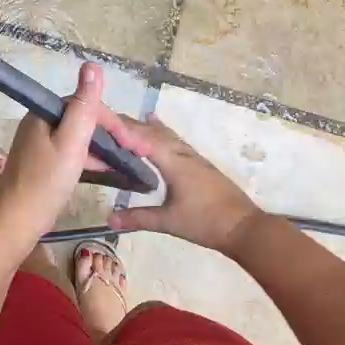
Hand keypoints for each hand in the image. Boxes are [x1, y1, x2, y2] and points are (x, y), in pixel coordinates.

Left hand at [0, 63, 124, 231]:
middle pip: (81, 118)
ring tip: (122, 162)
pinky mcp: (41, 162)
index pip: (85, 103)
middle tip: (131, 154)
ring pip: (76, 136)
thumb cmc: (46, 182)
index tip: (130, 142)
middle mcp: (39, 122)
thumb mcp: (71, 142)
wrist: (16, 221)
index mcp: (44, 113)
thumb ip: (83, 106)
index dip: (110, 120)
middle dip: (107, 133)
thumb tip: (92, 65)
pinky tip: (103, 169)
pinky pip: (70, 151)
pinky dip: (88, 157)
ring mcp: (38, 142)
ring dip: (99, 146)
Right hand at [105, 114, 261, 253]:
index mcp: (173, 162)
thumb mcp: (169, 221)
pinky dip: (160, 130)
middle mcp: (182, 153)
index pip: (143, 139)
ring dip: (143, 126)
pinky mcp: (198, 162)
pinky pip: (174, 139)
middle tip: (103, 118)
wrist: (244, 227)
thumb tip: (108, 218)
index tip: (101, 120)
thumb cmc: (206, 222)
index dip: (122, 129)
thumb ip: (138, 218)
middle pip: (152, 132)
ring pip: (164, 134)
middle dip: (129, 124)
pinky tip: (156, 124)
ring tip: (122, 119)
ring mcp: (192, 156)